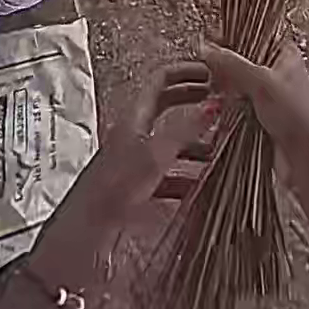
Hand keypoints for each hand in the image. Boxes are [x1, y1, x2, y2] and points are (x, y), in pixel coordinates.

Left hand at [24, 62, 212, 292]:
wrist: (85, 236)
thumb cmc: (115, 189)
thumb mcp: (154, 155)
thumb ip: (185, 130)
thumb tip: (215, 102)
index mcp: (135, 117)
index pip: (160, 80)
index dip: (185, 73)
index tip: (214, 74)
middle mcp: (135, 134)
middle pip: (166, 107)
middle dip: (193, 101)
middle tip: (222, 103)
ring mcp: (136, 161)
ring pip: (170, 143)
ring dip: (195, 142)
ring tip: (223, 148)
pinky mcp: (138, 189)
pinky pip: (169, 175)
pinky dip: (188, 175)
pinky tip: (205, 186)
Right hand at [201, 42, 308, 158]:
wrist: (306, 161)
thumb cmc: (295, 116)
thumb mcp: (261, 83)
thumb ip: (232, 64)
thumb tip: (206, 49)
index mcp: (284, 53)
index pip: (253, 33)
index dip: (231, 36)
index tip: (211, 40)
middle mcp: (277, 69)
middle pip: (242, 56)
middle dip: (224, 63)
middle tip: (208, 66)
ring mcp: (269, 91)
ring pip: (238, 79)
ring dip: (224, 83)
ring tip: (211, 87)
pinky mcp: (262, 111)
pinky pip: (238, 98)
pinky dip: (227, 100)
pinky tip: (216, 103)